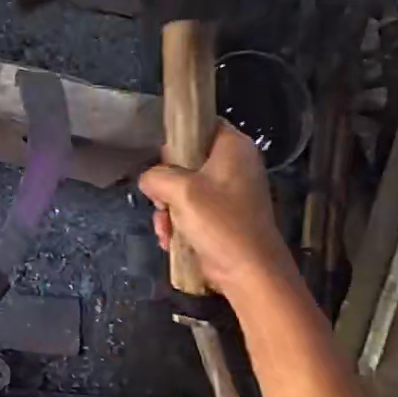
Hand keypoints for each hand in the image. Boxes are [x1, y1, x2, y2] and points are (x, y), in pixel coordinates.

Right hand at [138, 124, 297, 299]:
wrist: (249, 271)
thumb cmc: (220, 222)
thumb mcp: (181, 191)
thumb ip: (157, 177)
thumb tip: (149, 180)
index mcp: (234, 147)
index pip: (202, 125)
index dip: (179, 140)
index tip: (163, 161)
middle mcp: (236, 166)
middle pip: (188, 162)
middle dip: (167, 186)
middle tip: (161, 201)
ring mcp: (231, 195)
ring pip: (186, 191)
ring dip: (169, 211)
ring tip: (166, 229)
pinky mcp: (225, 220)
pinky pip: (194, 213)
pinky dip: (180, 226)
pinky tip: (171, 241)